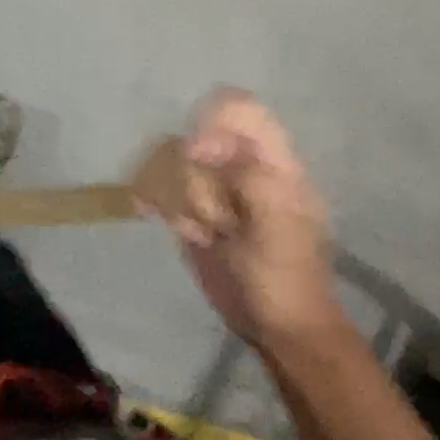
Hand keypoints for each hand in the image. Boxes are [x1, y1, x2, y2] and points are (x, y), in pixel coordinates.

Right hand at [160, 87, 344, 344]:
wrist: (280, 330)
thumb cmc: (287, 278)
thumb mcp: (279, 227)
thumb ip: (249, 176)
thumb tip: (200, 146)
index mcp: (273, 160)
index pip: (239, 109)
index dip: (212, 124)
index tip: (198, 158)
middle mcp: (240, 163)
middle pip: (196, 135)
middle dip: (192, 176)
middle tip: (213, 218)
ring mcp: (214, 185)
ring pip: (172, 158)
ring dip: (174, 193)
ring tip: (198, 231)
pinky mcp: (191, 206)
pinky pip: (159, 182)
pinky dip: (153, 197)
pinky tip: (152, 215)